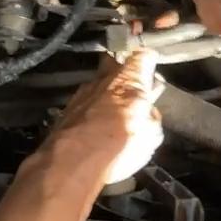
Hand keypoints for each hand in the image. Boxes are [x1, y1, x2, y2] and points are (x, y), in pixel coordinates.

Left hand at [43, 51, 163, 184]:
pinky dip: (92, 108)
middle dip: (122, 69)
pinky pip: (85, 101)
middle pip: (114, 62)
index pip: (143, 57)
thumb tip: (148, 113)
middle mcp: (105, 80)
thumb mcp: (151, 136)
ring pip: (98, 83)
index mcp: (130, 80)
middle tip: (132, 86)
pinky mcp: (67, 109)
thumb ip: (151, 117)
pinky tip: (97, 124)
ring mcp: (83, 93)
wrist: (73, 163)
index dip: (149, 60)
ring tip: (115, 110)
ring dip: (106, 91)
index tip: (152, 65)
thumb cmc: (118, 146)